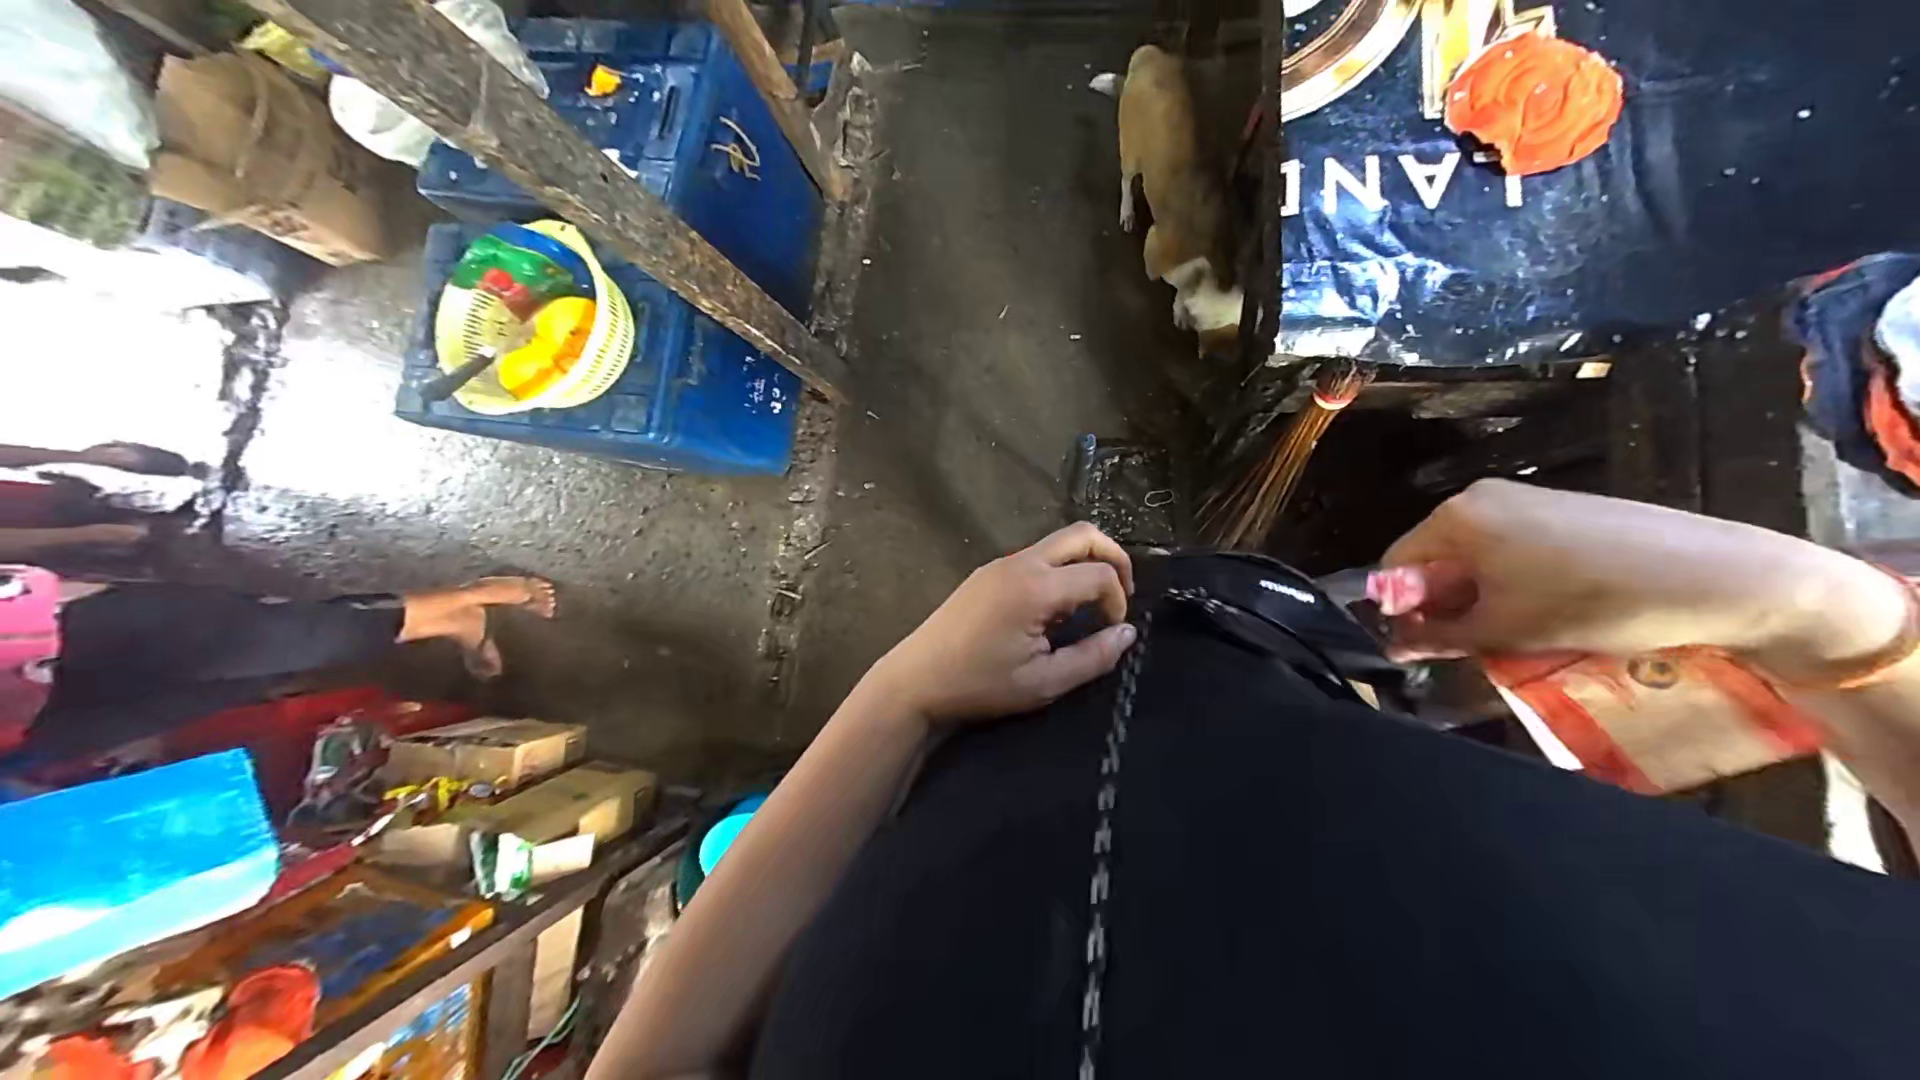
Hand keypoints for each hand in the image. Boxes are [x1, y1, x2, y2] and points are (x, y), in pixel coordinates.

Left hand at [865, 522, 1137, 724]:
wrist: (916, 680)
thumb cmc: (980, 684)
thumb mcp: (1044, 682)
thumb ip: (1094, 657)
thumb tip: (1128, 633)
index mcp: (1035, 587)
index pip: (1100, 574)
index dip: (1119, 600)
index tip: (1113, 631)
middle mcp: (1020, 563)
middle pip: (1082, 534)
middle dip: (1113, 558)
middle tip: (1121, 595)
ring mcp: (1000, 563)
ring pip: (1058, 543)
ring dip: (1084, 564)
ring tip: (1087, 608)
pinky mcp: (987, 572)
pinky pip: (1036, 557)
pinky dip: (1059, 571)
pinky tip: (1053, 610)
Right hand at [1375, 480, 1907, 681]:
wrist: (1729, 579)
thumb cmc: (1594, 602)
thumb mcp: (1505, 629)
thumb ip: (1436, 636)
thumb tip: (1393, 645)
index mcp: (1455, 516)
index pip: (1396, 564)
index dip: (1402, 607)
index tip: (1427, 641)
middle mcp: (1481, 496)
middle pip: (1435, 556)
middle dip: (1445, 600)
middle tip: (1475, 638)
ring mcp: (1527, 497)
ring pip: (1475, 553)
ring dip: (1480, 593)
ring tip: (1519, 625)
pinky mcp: (1565, 506)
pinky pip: (1512, 544)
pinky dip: (1515, 577)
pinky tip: (1553, 603)